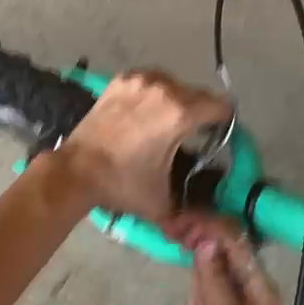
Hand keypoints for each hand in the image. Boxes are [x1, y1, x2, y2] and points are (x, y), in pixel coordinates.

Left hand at [55, 70, 231, 220]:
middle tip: (197, 134)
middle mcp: (164, 87)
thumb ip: (191, 207)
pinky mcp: (122, 79)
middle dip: (202, 112)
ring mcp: (141, 79)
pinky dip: (155, 92)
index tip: (223, 133)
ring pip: (174, 84)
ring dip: (178, 100)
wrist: (78, 169)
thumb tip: (208, 225)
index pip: (219, 106)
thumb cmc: (123, 183)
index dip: (226, 120)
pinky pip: (151, 80)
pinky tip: (148, 112)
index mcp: (179, 113)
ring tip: (170, 122)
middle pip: (198, 93)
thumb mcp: (163, 202)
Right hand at [165, 214, 282, 304]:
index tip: (176, 222)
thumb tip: (204, 240)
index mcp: (259, 283)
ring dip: (200, 285)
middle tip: (184, 270)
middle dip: (200, 259)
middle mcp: (253, 286)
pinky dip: (201, 301)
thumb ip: (216, 283)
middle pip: (221, 251)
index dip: (206, 223)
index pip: (233, 236)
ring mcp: (242, 301)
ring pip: (213, 273)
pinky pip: (210, 296)